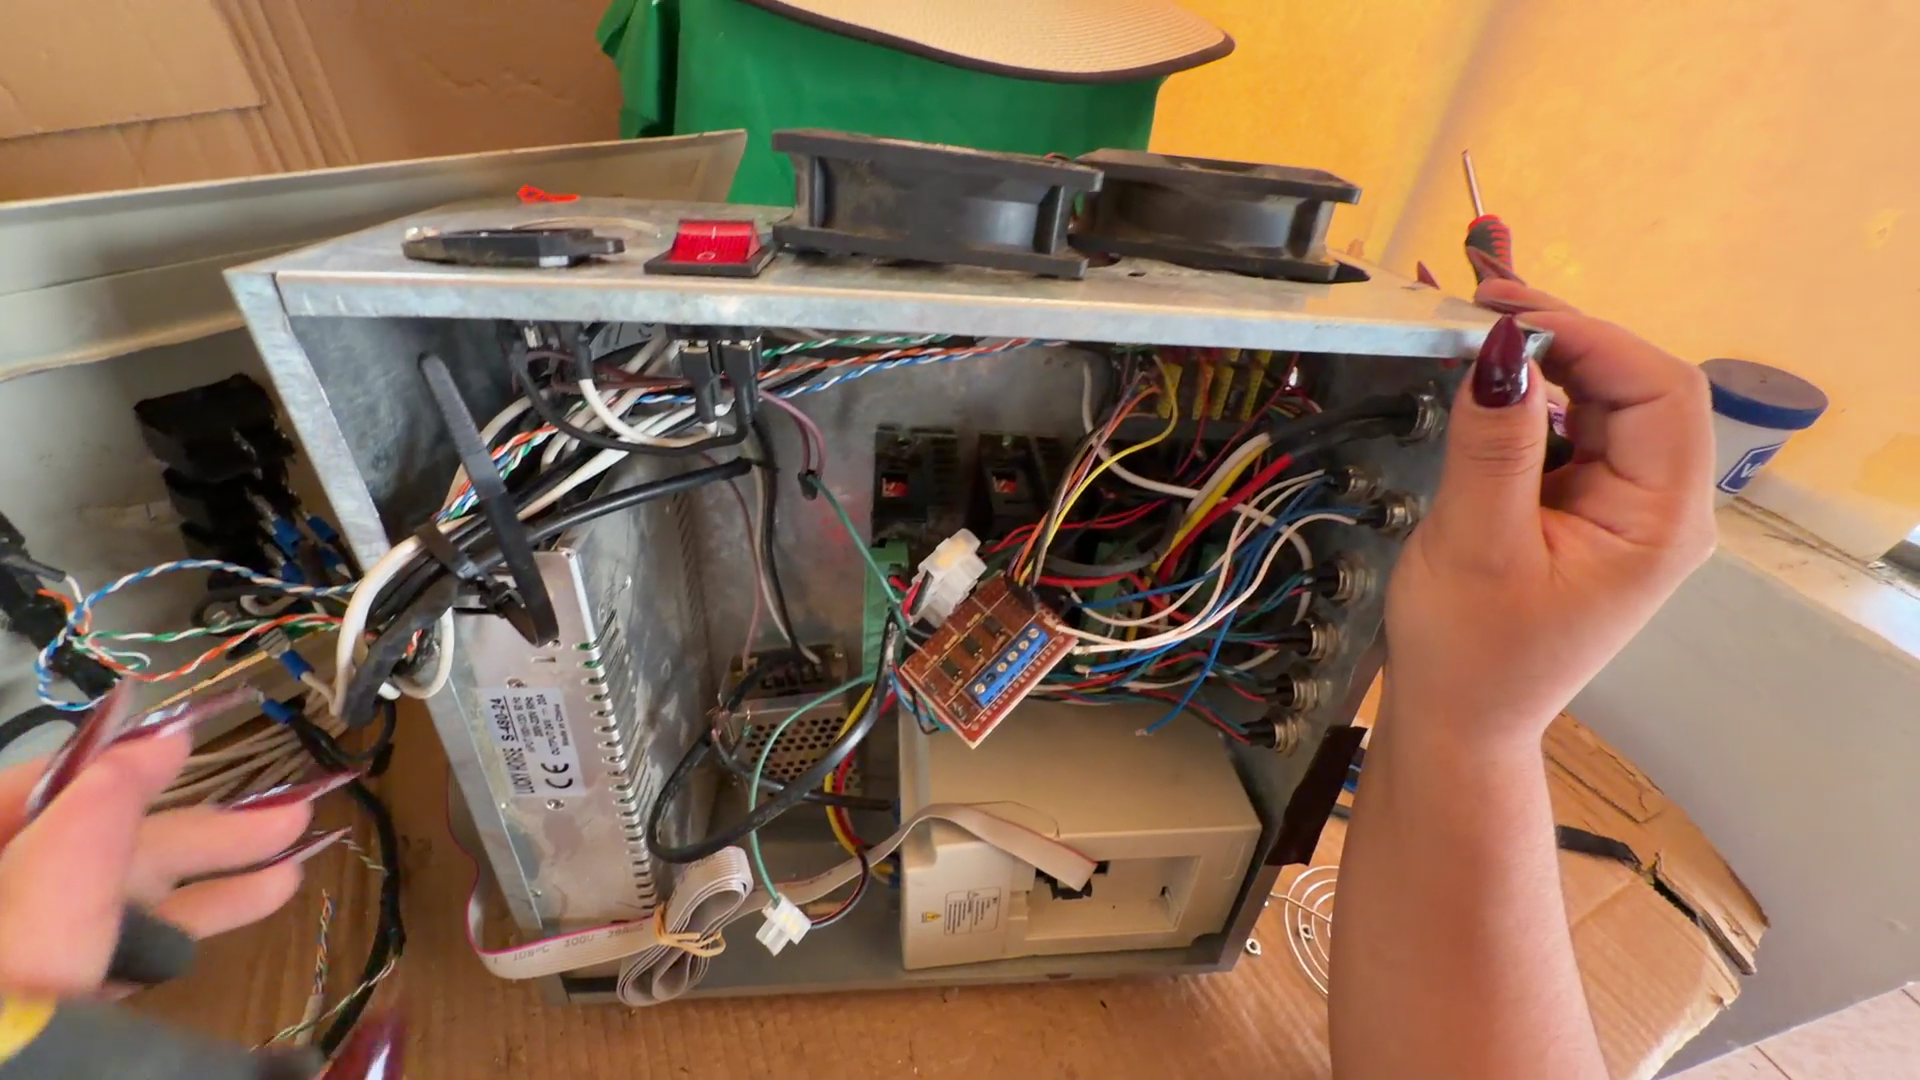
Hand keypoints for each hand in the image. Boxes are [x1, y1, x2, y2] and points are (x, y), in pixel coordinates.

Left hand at [0, 707, 320, 995]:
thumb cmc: (10, 1022)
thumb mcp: (33, 942)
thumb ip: (84, 843)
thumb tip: (159, 738)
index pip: (16, 798)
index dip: (100, 768)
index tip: (187, 747)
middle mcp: (1, 911)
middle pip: (82, 846)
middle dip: (191, 830)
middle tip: (287, 820)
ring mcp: (25, 956)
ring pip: (115, 896)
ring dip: (212, 871)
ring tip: (298, 852)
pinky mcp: (51, 998)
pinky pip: (123, 941)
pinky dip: (193, 917)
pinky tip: (266, 899)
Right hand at [1381, 279, 1716, 743]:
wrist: (1454, 718)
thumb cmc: (1467, 646)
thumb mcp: (1475, 543)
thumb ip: (1491, 447)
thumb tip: (1494, 350)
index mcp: (1660, 517)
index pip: (1657, 391)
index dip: (1586, 338)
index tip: (1499, 315)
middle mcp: (1653, 504)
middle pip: (1629, 391)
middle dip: (1560, 340)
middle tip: (1477, 302)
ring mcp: (1610, 510)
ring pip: (1590, 411)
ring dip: (1535, 368)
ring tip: (1468, 331)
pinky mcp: (1569, 516)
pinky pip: (1556, 441)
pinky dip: (1518, 406)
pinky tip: (1478, 386)